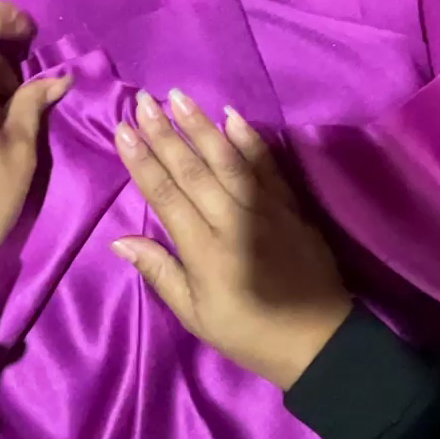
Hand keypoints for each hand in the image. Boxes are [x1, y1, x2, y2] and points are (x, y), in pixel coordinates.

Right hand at [112, 90, 352, 388]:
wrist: (320, 341)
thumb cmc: (249, 332)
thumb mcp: (196, 315)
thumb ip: (160, 272)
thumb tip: (119, 240)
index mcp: (205, 251)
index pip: (166, 196)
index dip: (143, 162)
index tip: (123, 131)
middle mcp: (232, 221)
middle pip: (192, 170)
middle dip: (164, 133)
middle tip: (142, 101)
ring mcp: (265, 209)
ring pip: (227, 159)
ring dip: (200, 125)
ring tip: (177, 97)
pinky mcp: (290, 205)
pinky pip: (267, 166)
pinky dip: (250, 139)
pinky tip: (232, 116)